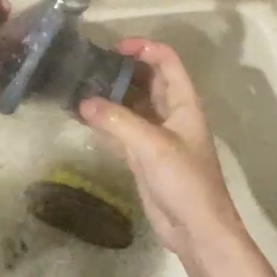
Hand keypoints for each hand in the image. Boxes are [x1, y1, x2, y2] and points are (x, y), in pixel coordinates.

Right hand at [79, 38, 243, 258]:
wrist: (196, 229)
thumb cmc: (184, 180)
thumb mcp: (151, 145)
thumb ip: (117, 121)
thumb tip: (83, 102)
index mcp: (184, 103)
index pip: (166, 62)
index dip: (144, 48)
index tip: (114, 48)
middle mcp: (171, 114)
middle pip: (147, 81)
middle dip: (122, 71)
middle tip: (89, 66)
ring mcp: (157, 136)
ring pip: (133, 106)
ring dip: (111, 96)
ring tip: (80, 87)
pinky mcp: (144, 157)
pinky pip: (123, 130)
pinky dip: (106, 122)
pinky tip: (84, 118)